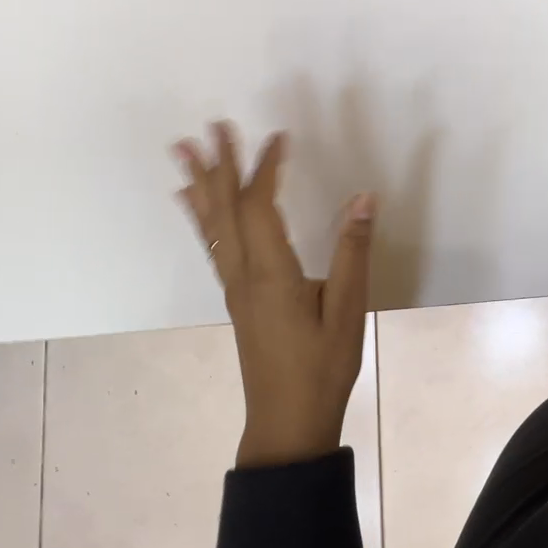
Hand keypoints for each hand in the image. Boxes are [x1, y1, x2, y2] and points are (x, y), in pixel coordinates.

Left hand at [174, 123, 376, 468]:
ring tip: (184, 152)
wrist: (287, 421)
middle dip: (220, 165)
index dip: (268, 168)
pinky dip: (201, 217)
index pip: (261, 207)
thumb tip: (364, 197)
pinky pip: (213, 244)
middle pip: (226, 210)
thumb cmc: (322, 366)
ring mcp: (235, 287)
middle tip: (210, 126)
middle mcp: (243, 274)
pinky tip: (192, 205)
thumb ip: (353, 252)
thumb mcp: (348, 310)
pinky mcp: (238, 299)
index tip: (279, 135)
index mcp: (271, 273)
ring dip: (201, 185)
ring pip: (212, 226)